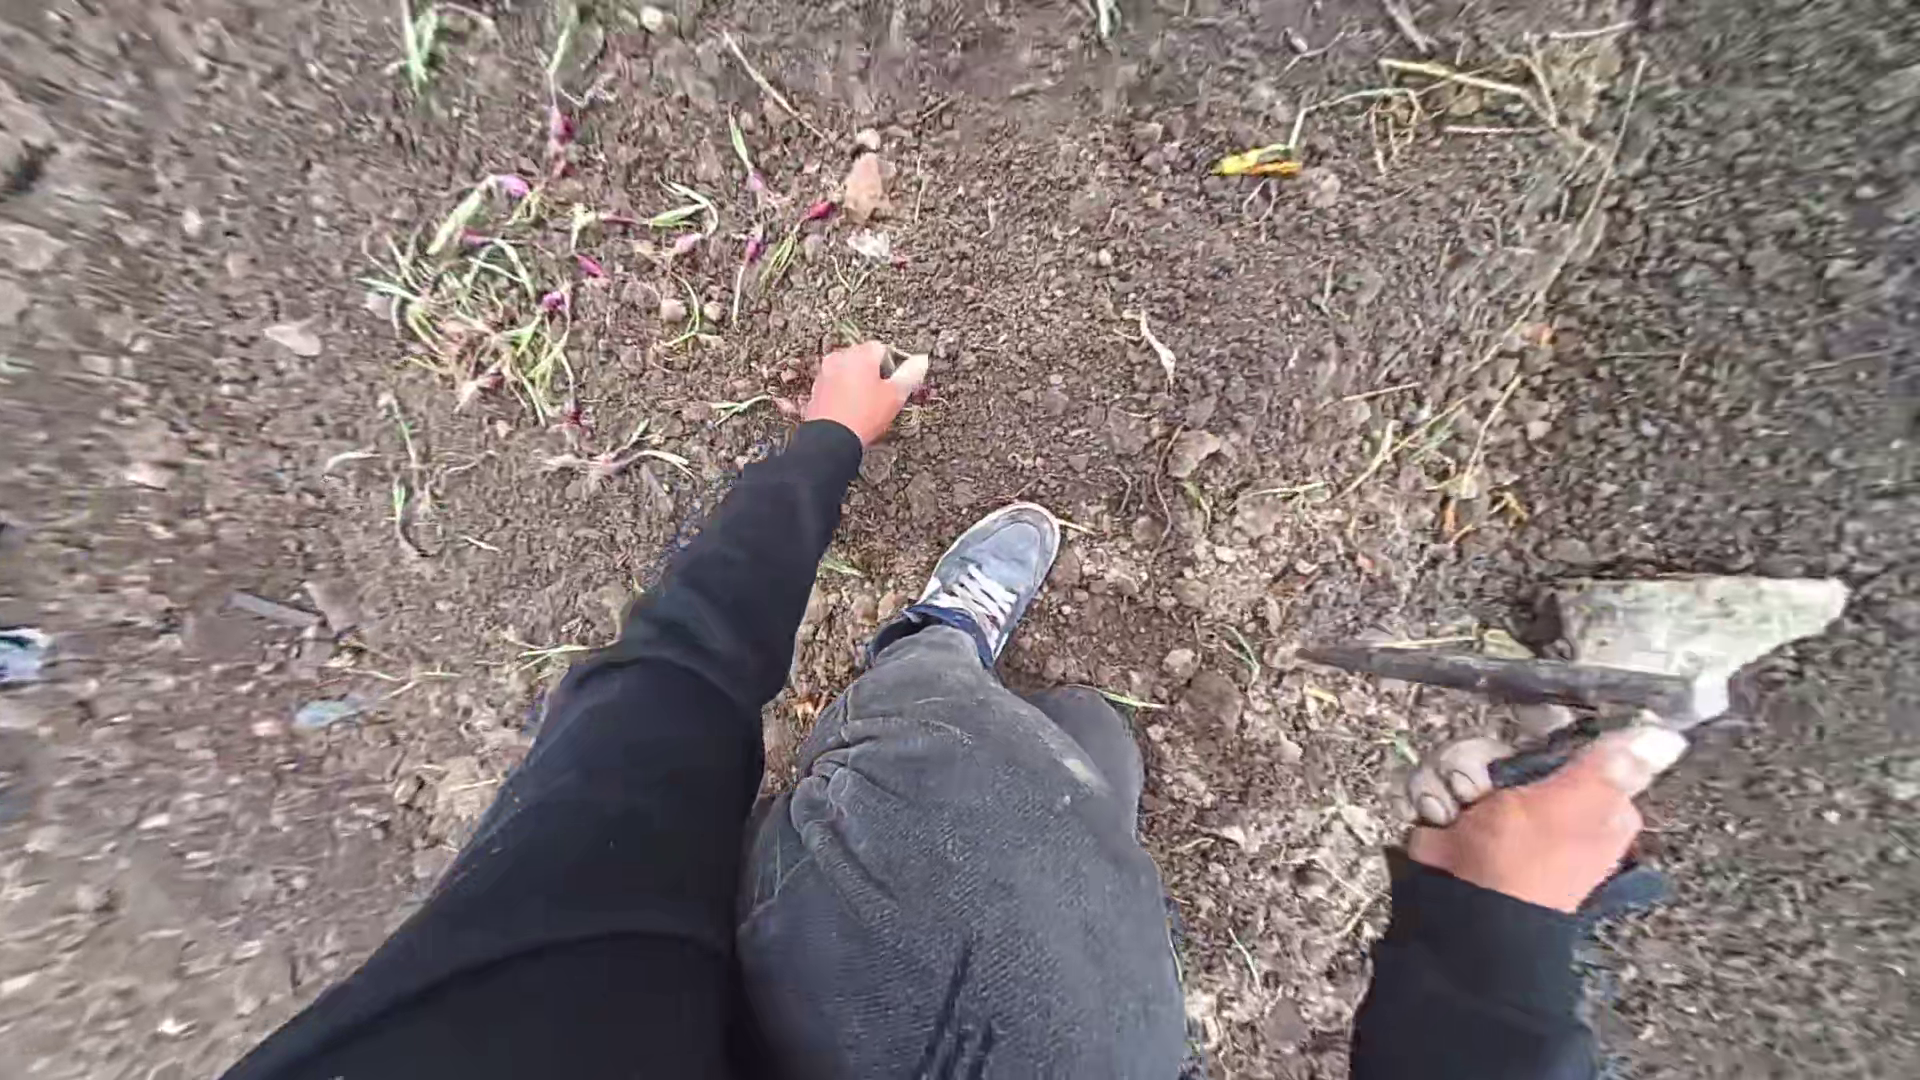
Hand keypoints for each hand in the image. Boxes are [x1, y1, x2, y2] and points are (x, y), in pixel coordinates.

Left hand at [802, 341, 927, 445]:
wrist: (831, 438)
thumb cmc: (864, 415)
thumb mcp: (895, 395)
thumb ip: (910, 374)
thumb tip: (921, 360)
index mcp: (861, 354)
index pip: (883, 348)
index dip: (893, 367)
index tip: (896, 385)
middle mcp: (840, 358)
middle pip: (863, 359)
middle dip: (875, 374)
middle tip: (883, 397)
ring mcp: (825, 373)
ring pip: (849, 373)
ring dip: (859, 384)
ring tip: (867, 407)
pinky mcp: (817, 390)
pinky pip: (836, 387)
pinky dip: (845, 395)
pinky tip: (852, 412)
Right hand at [1406, 724, 1687, 912]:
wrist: (1467, 900)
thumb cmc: (1526, 858)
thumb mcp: (1574, 807)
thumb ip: (1609, 767)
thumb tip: (1666, 734)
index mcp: (1584, 796)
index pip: (1556, 740)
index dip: (1530, 727)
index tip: (1512, 723)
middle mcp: (1539, 797)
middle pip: (1492, 745)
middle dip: (1472, 762)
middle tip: (1478, 789)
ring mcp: (1492, 806)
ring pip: (1453, 759)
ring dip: (1445, 781)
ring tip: (1453, 810)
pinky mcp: (1453, 811)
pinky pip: (1431, 780)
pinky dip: (1429, 796)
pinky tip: (1436, 817)